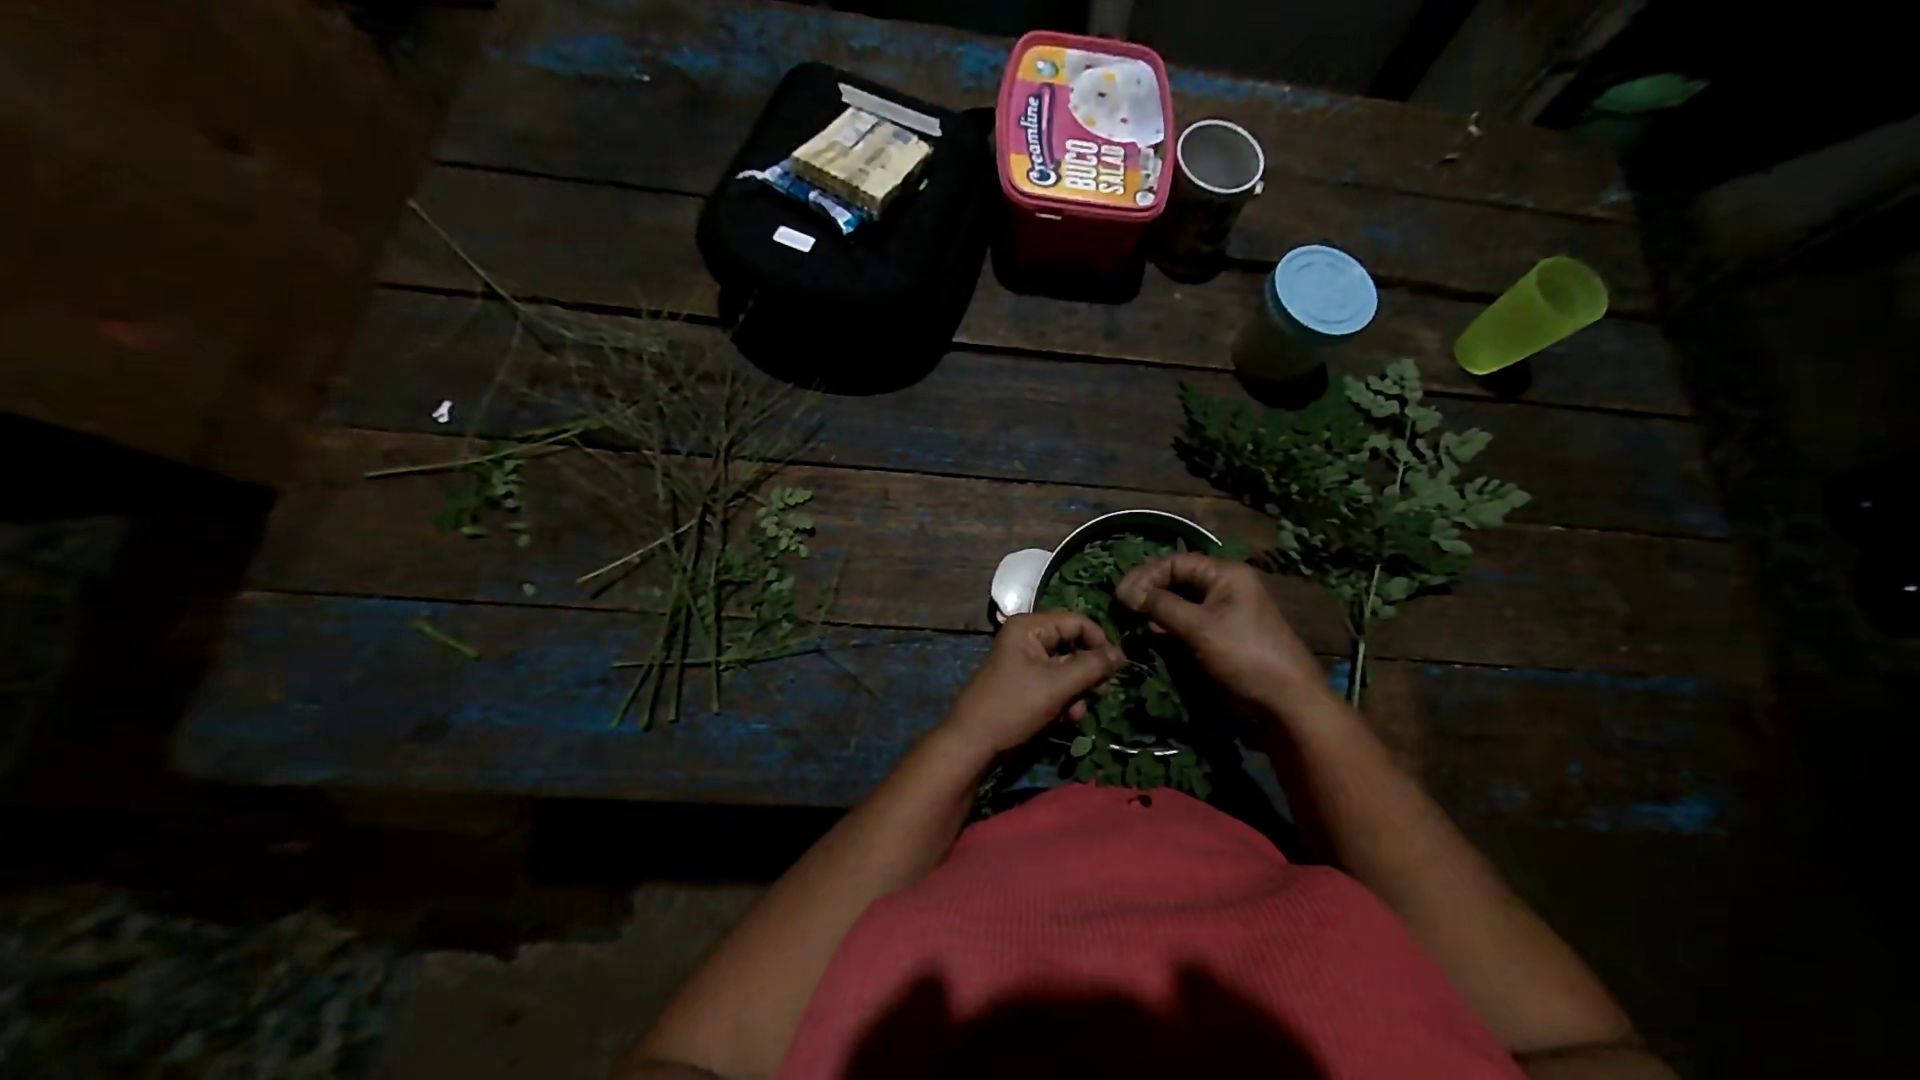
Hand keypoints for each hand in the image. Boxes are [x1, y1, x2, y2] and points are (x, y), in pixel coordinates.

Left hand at [939, 612, 1126, 755]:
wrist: (973, 742)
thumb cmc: (1013, 706)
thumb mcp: (1057, 685)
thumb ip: (1092, 666)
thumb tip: (1122, 654)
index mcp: (1029, 627)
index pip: (1077, 621)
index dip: (1100, 641)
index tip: (1117, 668)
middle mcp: (1027, 638)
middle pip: (1073, 645)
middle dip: (1088, 672)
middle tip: (1101, 693)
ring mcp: (1026, 662)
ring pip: (1068, 668)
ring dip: (1078, 691)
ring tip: (1077, 713)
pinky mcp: (1027, 684)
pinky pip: (1056, 684)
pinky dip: (1066, 700)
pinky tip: (1067, 719)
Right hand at [1116, 553, 1327, 714]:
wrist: (1284, 700)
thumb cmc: (1244, 654)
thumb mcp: (1200, 627)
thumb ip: (1161, 606)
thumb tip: (1126, 594)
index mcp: (1224, 575)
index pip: (1175, 562)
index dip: (1145, 575)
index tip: (1121, 596)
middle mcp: (1222, 587)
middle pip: (1175, 579)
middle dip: (1147, 591)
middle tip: (1121, 607)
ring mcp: (1219, 612)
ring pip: (1177, 602)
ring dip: (1153, 610)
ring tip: (1130, 621)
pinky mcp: (1215, 634)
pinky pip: (1184, 622)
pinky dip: (1164, 627)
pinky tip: (1147, 635)